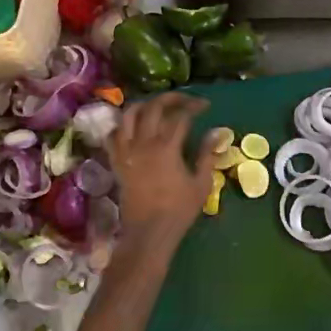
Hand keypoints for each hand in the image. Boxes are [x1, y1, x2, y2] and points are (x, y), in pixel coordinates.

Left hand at [106, 93, 216, 252]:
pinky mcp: (117, 161)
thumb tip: (217, 132)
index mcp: (166, 147)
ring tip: (157, 107)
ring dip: (144, 105)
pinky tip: (133, 128)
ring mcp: (126, 151)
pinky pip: (113, 135)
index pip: (180, 115)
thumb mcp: (201, 183)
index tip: (205, 106)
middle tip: (185, 100)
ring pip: (129, 115)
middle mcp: (143, 143)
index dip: (194, 106)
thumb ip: (207, 154)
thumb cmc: (178, 210)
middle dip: (171, 98)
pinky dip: (122, 126)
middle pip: (154, 107)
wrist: (148, 232)